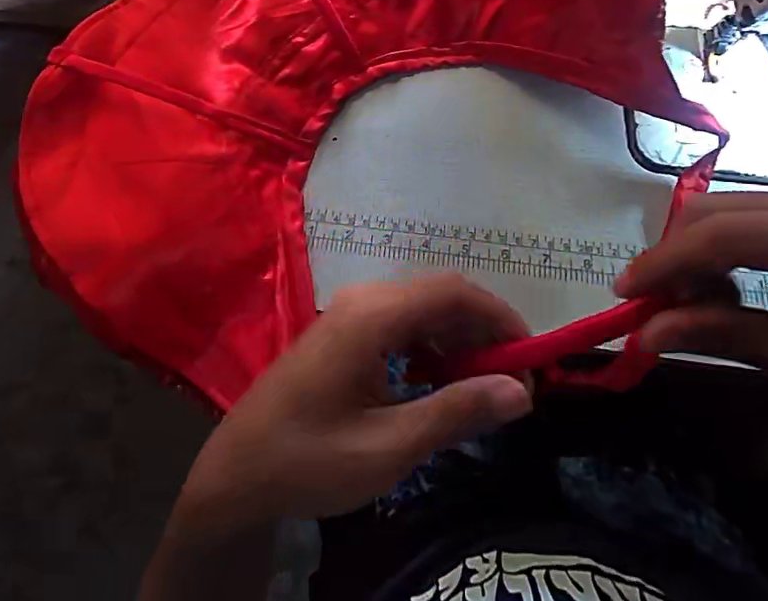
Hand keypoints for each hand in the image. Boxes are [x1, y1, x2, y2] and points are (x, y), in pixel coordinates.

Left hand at [173, 275, 533, 534]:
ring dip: (460, 338)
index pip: (455, 293)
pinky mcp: (346, 330)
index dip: (501, 317)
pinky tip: (439, 381)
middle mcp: (365, 299)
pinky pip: (403, 323)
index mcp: (373, 315)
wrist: (235, 474)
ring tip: (484, 385)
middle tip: (514, 380)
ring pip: (424, 308)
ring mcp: (352, 312)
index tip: (532, 359)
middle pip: (442, 295)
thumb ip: (455, 413)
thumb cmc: (309, 460)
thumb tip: (521, 391)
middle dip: (484, 330)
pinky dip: (432, 345)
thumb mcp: (388, 447)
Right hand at [617, 190, 767, 444]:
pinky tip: (730, 290)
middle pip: (720, 211)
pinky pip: (749, 216)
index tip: (625, 293)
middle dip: (676, 257)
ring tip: (701, 308)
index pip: (730, 234)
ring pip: (728, 209)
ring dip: (696, 255)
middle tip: (657, 310)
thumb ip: (733, 338)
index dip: (667, 260)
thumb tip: (648, 333)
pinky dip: (720, 251)